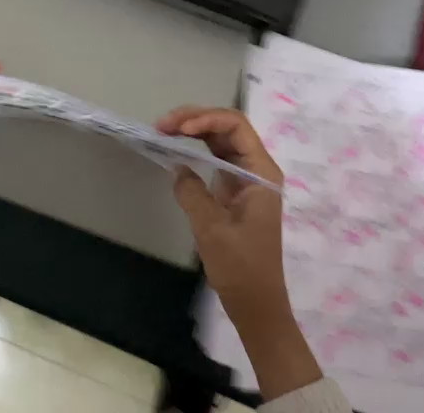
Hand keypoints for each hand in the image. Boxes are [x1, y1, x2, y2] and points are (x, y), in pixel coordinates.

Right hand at [157, 106, 322, 399]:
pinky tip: (175, 148)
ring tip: (163, 129)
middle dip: (195, 119)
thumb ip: (192, 191)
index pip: (236, 126)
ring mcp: (245, 178)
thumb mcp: (211, 228)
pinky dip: (195, 148)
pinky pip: (215, 157)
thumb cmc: (241, 267)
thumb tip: (177, 167)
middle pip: (226, 127)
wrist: (256, 305)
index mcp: (261, 172)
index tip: (178, 129)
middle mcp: (257, 168)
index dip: (206, 118)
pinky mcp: (234, 190)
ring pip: (219, 140)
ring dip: (192, 130)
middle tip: (162, 125)